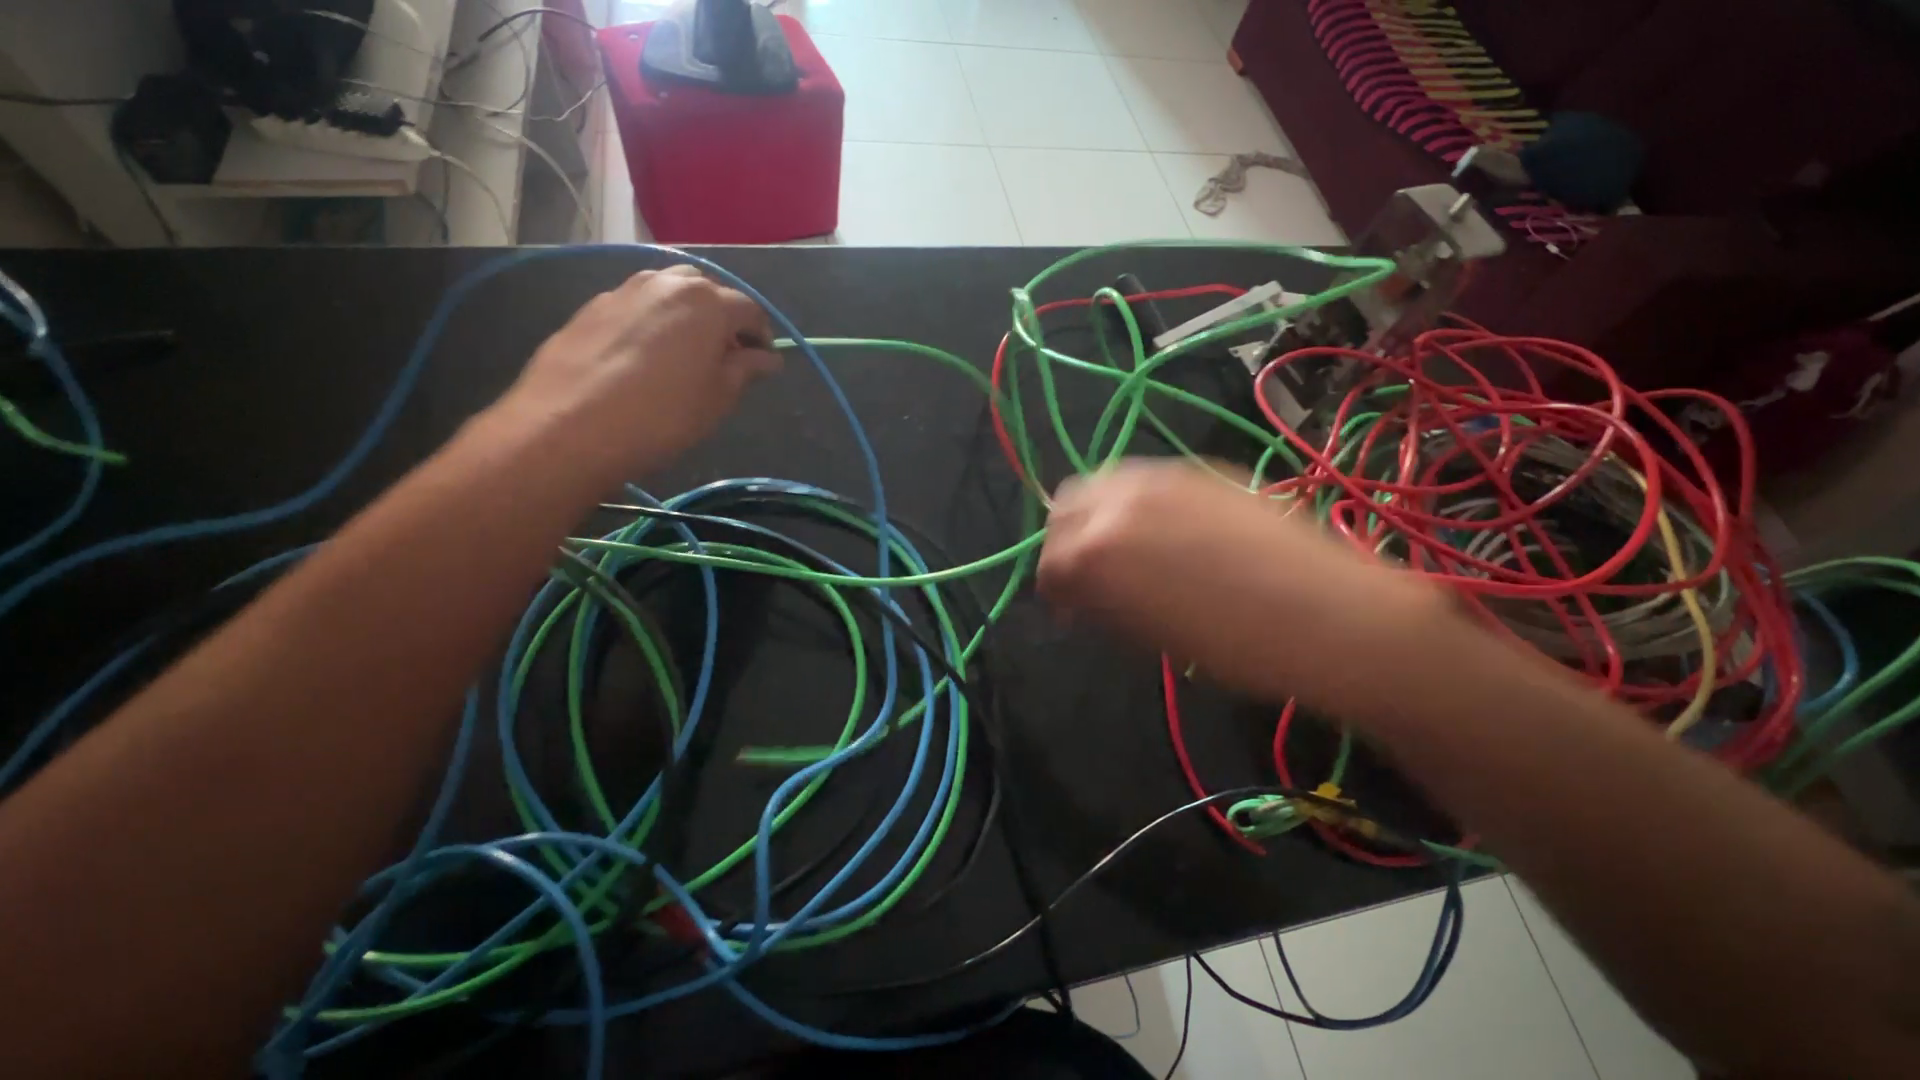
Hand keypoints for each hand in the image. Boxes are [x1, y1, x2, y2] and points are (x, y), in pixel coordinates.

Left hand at [498, 265, 780, 472]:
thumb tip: (766, 357)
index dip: (761, 336)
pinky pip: (635, 308)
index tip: (762, 364)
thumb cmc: (660, 417)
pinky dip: (650, 323)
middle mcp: (666, 283)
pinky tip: (643, 359)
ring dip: (684, 315)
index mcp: (707, 301)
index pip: (749, 309)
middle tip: (723, 356)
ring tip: (683, 354)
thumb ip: (745, 370)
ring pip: (666, 292)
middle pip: (706, 290)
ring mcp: (624, 291)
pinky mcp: (591, 309)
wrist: (567, 427)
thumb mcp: (716, 399)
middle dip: (722, 318)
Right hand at [1037, 459, 1450, 705]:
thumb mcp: (1152, 635)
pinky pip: (1148, 477)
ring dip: (1101, 514)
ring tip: (1128, 550)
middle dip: (1069, 542)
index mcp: (1098, 550)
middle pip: (1066, 507)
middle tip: (1092, 577)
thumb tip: (1081, 597)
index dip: (1056, 590)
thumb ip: (1104, 605)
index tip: (1071, 611)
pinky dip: (1139, 501)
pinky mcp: (1204, 469)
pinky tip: (1168, 531)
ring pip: (1104, 482)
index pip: (1049, 563)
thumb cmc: (1238, 647)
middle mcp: (1122, 499)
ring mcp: (1165, 476)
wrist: (1333, 617)